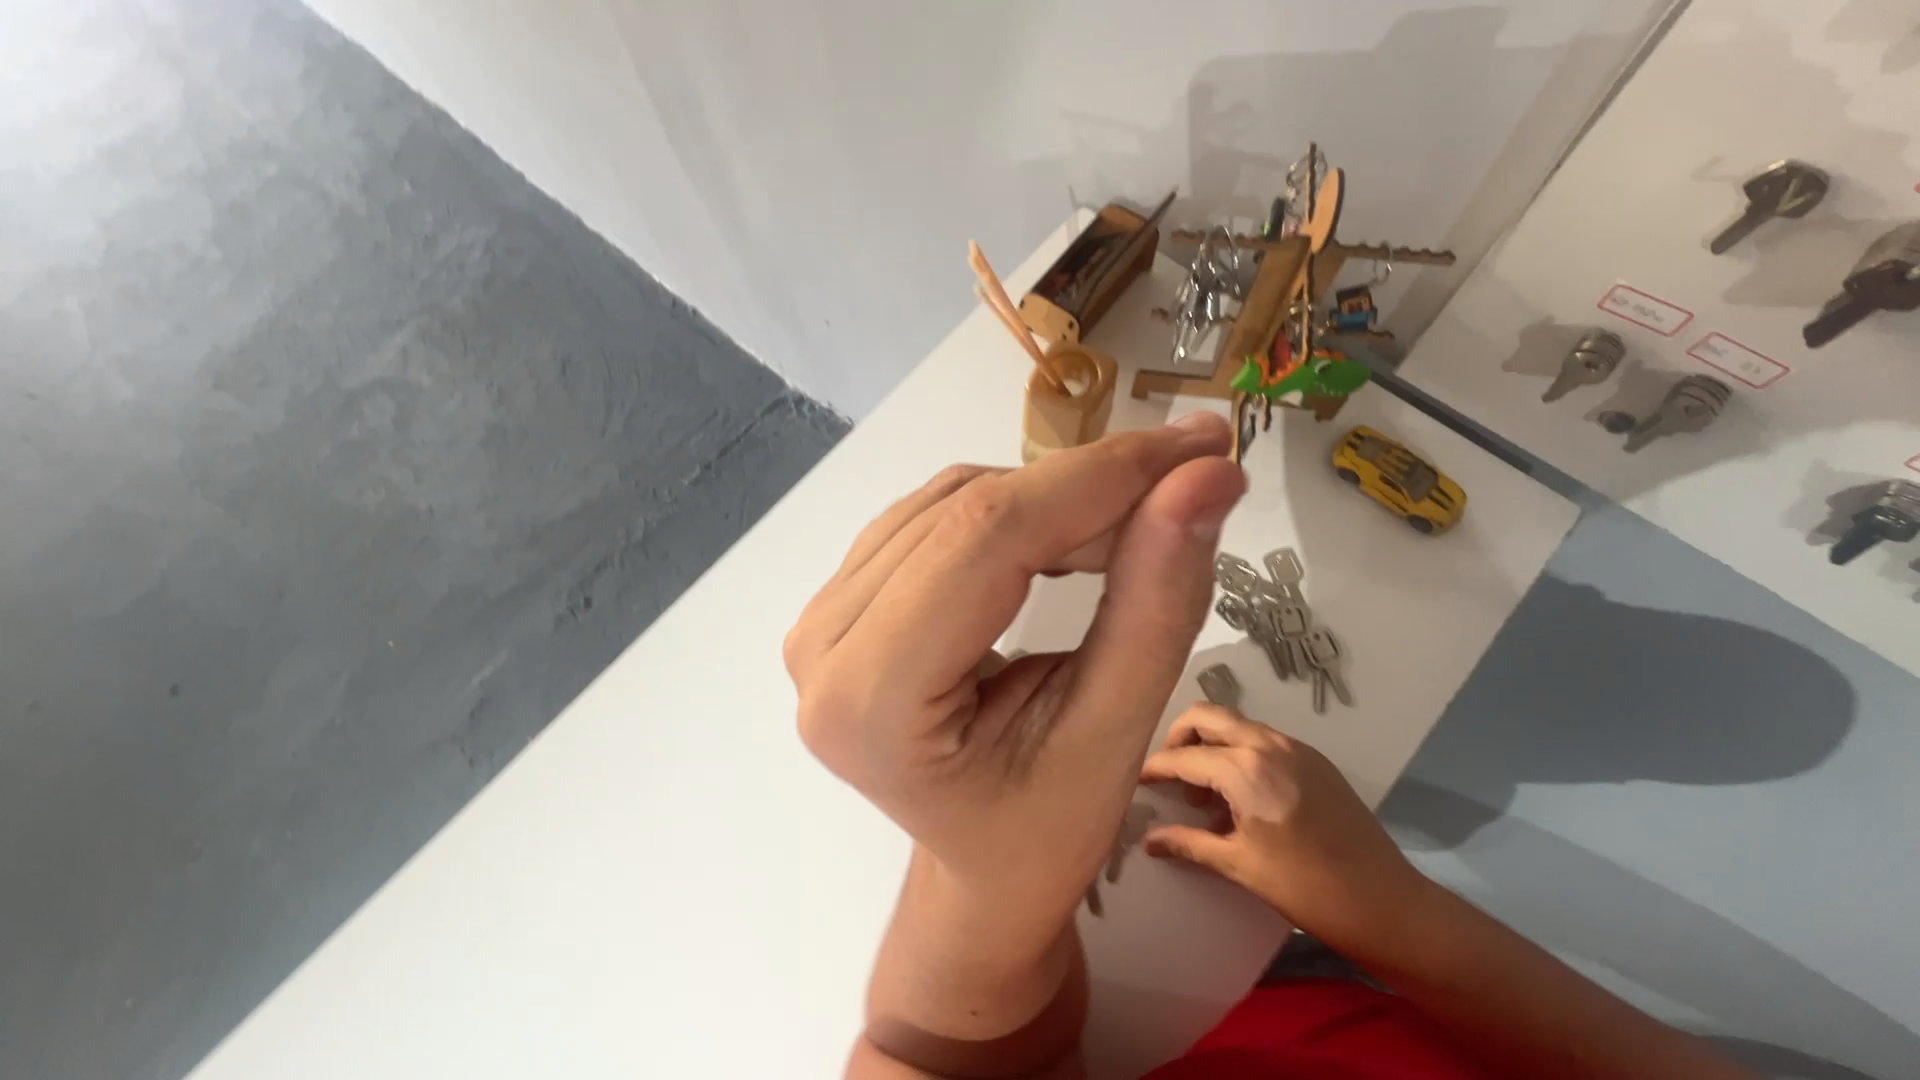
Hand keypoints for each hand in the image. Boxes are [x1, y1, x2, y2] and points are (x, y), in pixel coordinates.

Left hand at [784, 416, 1242, 934]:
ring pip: (954, 501)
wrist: (980, 866)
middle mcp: (823, 646)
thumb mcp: (1112, 735)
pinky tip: (1073, 536)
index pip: (988, 539)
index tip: (1203, 447)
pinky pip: (936, 516)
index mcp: (871, 701)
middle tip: (1192, 482)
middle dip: (1092, 486)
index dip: (1102, 479)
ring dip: (1058, 497)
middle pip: (969, 512)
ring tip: (1139, 526)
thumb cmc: (1044, 832)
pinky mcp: (843, 600)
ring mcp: (822, 617)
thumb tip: (1203, 479)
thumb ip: (1155, 605)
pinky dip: (1018, 510)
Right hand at [1138, 704, 1435, 952]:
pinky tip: (1241, 795)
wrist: (1385, 901)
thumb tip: (1150, 840)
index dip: (1156, 768)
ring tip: (1206, 792)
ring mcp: (1296, 748)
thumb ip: (1190, 844)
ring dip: (1212, 744)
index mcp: (1246, 770)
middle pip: (1208, 716)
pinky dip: (1241, 752)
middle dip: (1180, 736)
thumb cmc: (1305, 888)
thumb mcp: (1240, 866)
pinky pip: (1263, 739)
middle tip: (1171, 773)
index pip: (1185, 757)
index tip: (1137, 780)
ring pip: (1237, 724)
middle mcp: (1268, 745)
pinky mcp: (1315, 759)